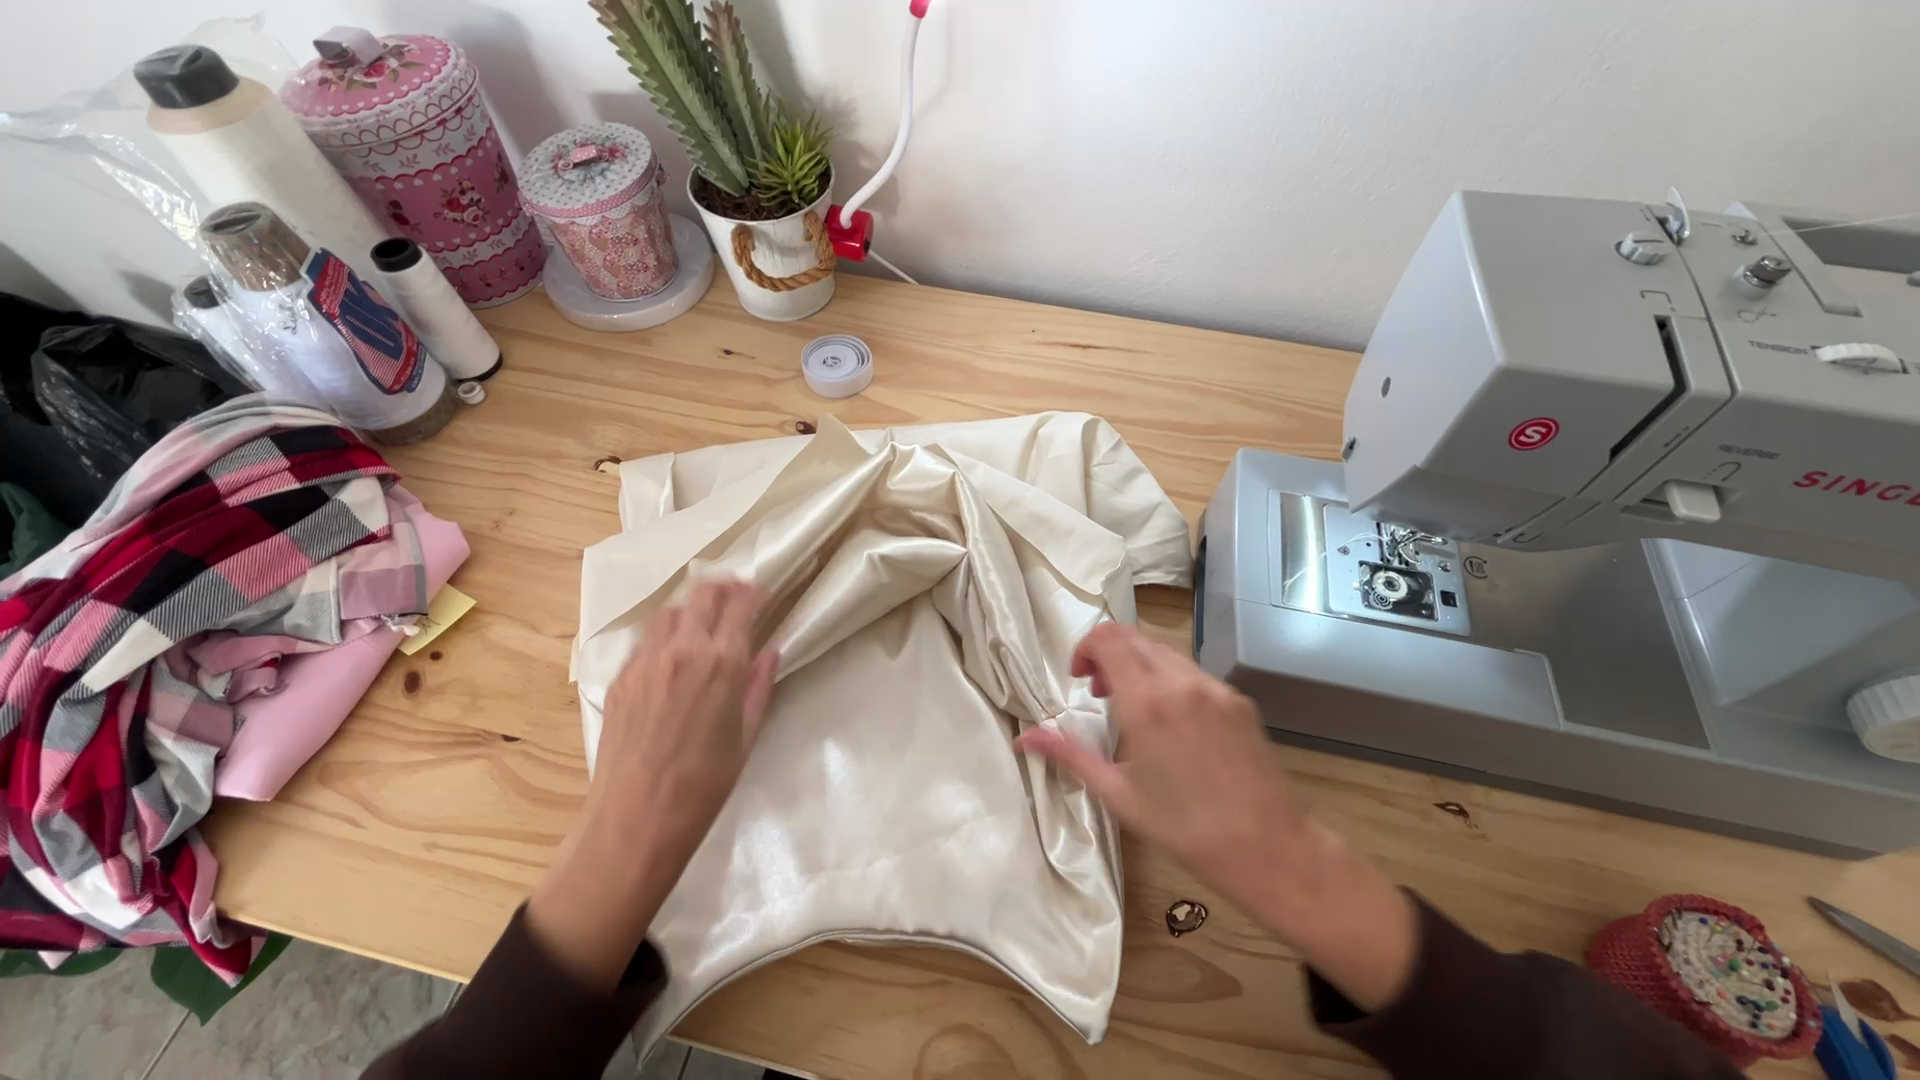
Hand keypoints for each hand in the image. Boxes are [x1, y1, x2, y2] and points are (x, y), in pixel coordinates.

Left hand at [528, 581, 778, 987]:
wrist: (635, 818)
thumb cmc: (704, 785)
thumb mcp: (746, 737)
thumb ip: (759, 687)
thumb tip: (770, 652)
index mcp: (722, 664)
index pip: (740, 606)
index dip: (754, 592)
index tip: (763, 591)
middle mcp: (682, 651)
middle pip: (702, 595)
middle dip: (723, 588)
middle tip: (736, 594)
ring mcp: (645, 661)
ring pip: (669, 612)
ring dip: (691, 607)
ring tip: (703, 619)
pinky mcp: (620, 678)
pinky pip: (645, 641)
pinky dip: (664, 635)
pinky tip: (672, 654)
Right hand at [1014, 622, 1417, 1010]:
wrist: (1266, 848)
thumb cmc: (1183, 828)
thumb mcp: (1118, 793)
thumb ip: (1070, 754)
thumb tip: (1024, 737)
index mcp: (1148, 702)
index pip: (1109, 638)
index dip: (1085, 648)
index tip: (1079, 680)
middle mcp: (1182, 682)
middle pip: (1135, 638)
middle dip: (1108, 655)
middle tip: (1098, 693)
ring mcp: (1216, 689)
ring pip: (1166, 653)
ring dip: (1139, 666)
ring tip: (1133, 709)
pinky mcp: (1239, 701)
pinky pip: (1194, 674)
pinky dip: (1170, 681)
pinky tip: (1172, 723)